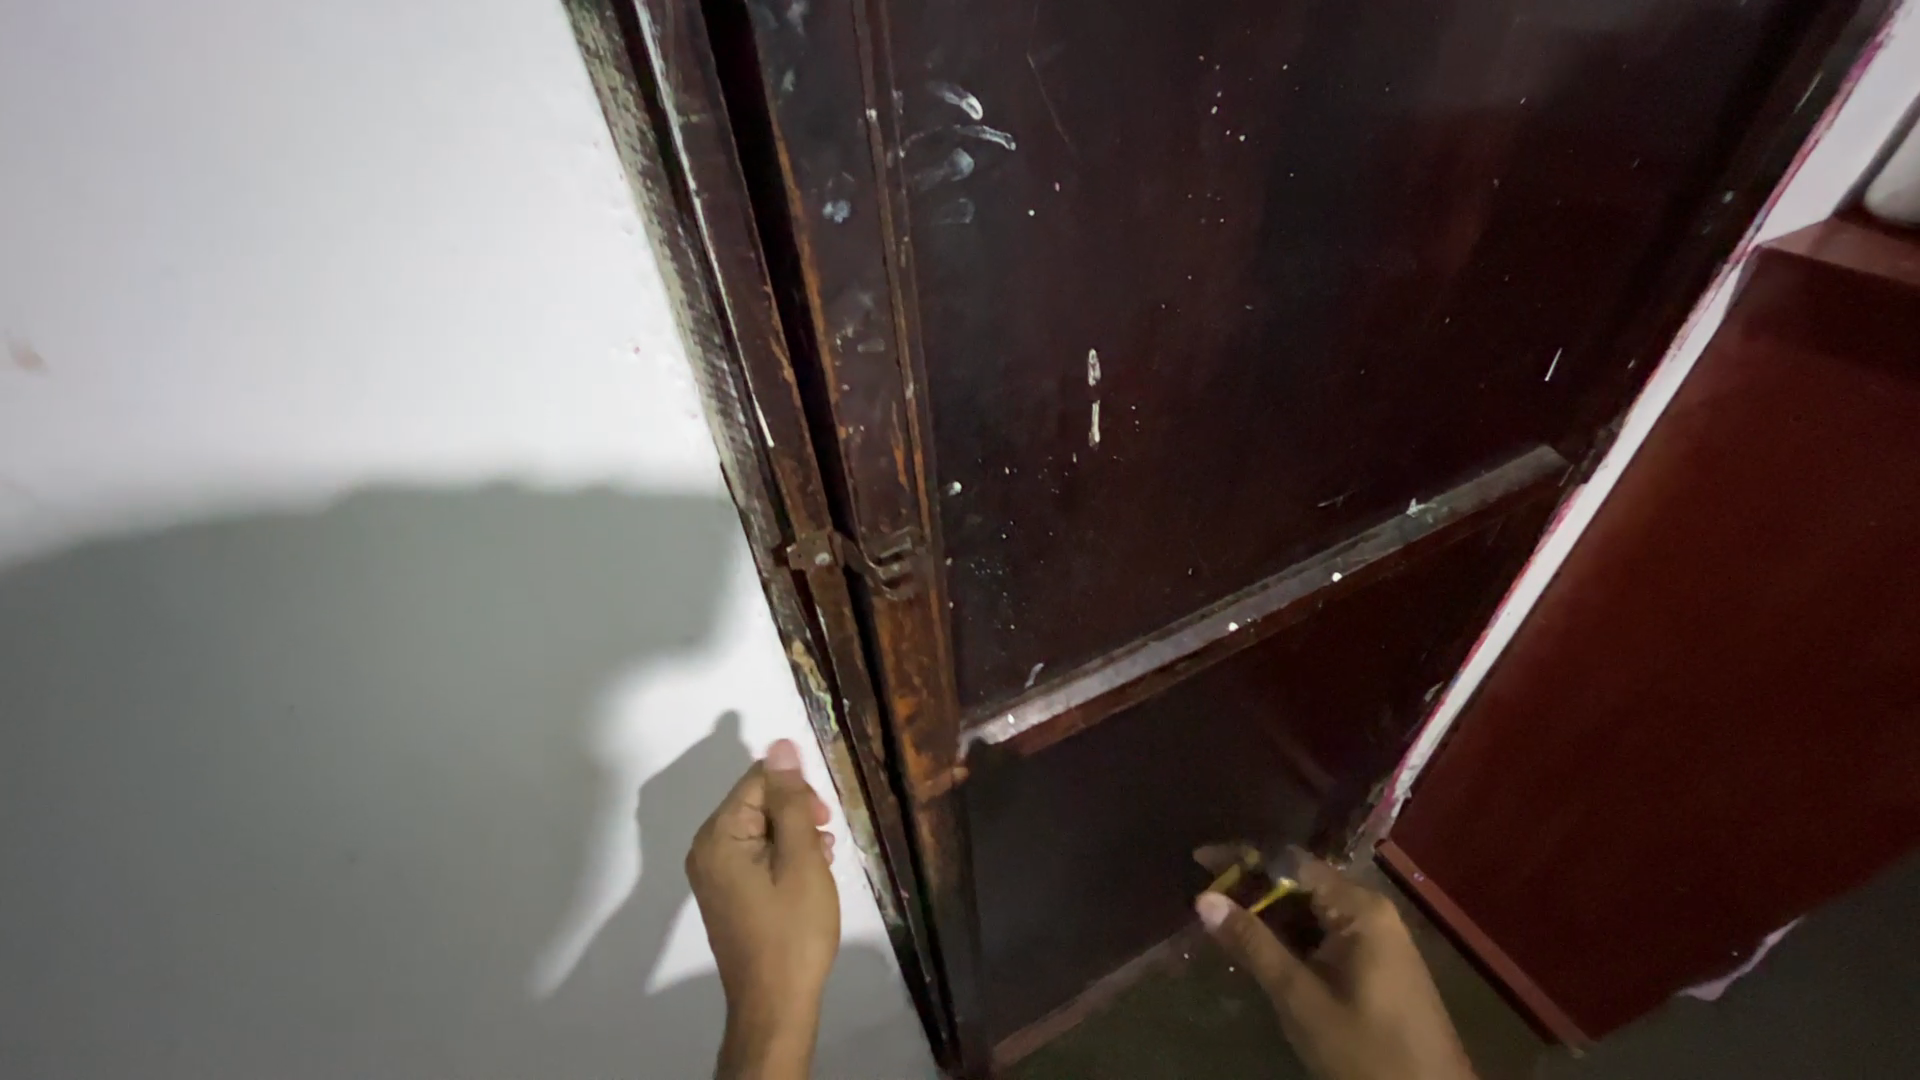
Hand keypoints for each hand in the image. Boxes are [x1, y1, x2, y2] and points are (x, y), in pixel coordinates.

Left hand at [687, 739, 840, 1079]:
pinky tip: (809, 874)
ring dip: (796, 835)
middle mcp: (707, 848)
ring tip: (821, 860)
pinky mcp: (726, 892)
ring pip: (762, 828)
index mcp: (719, 835)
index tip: (824, 819)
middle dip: (796, 812)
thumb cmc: (793, 929)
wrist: (775, 1005)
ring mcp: (714, 873)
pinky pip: (757, 853)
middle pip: (758, 801)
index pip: (759, 780)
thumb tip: (780, 744)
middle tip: (825, 840)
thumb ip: (791, 799)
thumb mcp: (801, 857)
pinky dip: (785, 856)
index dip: (796, 791)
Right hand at [1196, 851, 1476, 1079]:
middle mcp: (1370, 909)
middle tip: (1205, 898)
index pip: (1287, 861)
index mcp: (1358, 908)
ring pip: (1308, 907)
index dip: (1241, 858)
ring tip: (1222, 922)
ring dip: (1267, 913)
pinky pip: (1323, 930)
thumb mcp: (1301, 999)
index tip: (1199, 860)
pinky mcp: (1376, 961)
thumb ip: (1253, 943)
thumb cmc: (1368, 1053)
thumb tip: (1203, 898)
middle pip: (1298, 880)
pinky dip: (1289, 935)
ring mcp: (1377, 936)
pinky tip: (1260, 948)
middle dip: (1250, 886)